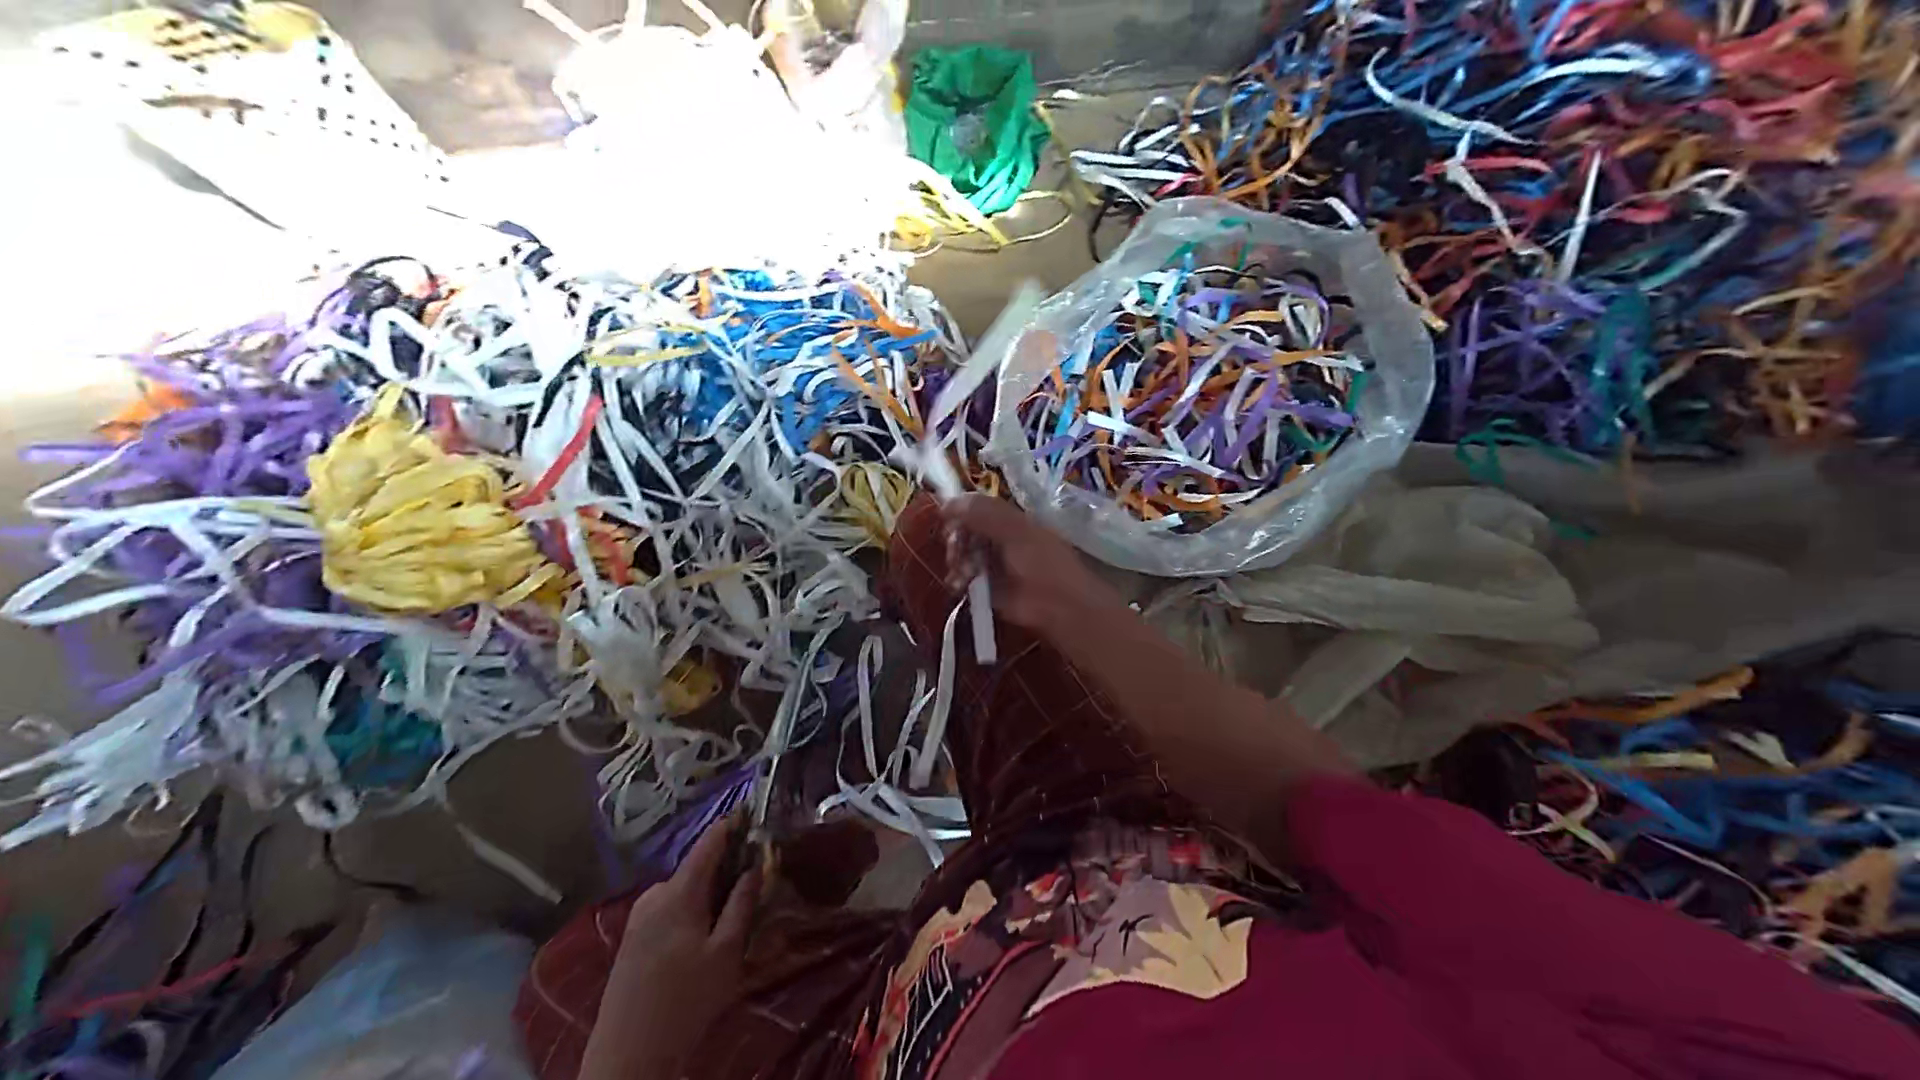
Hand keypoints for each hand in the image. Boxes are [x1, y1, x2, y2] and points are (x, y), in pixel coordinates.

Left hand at [577, 820, 760, 1079]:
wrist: (627, 1057)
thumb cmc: (685, 1001)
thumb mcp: (727, 953)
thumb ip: (742, 904)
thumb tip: (755, 865)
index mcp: (679, 892)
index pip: (708, 844)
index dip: (730, 825)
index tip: (749, 811)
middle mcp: (655, 895)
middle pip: (696, 868)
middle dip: (724, 867)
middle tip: (754, 877)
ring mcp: (639, 917)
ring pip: (684, 890)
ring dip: (708, 892)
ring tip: (733, 912)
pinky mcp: (632, 938)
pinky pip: (670, 908)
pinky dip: (691, 908)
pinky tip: (704, 934)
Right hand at [943, 495, 1128, 637]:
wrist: (1057, 605)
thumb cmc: (1041, 561)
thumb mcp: (1014, 529)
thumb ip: (981, 513)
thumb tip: (945, 503)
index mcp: (1009, 520)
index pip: (976, 508)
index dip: (959, 511)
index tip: (945, 518)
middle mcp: (998, 539)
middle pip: (964, 531)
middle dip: (956, 539)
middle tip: (956, 548)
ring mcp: (991, 565)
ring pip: (960, 555)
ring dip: (956, 561)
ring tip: (963, 572)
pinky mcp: (985, 589)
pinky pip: (962, 579)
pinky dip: (957, 580)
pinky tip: (959, 585)